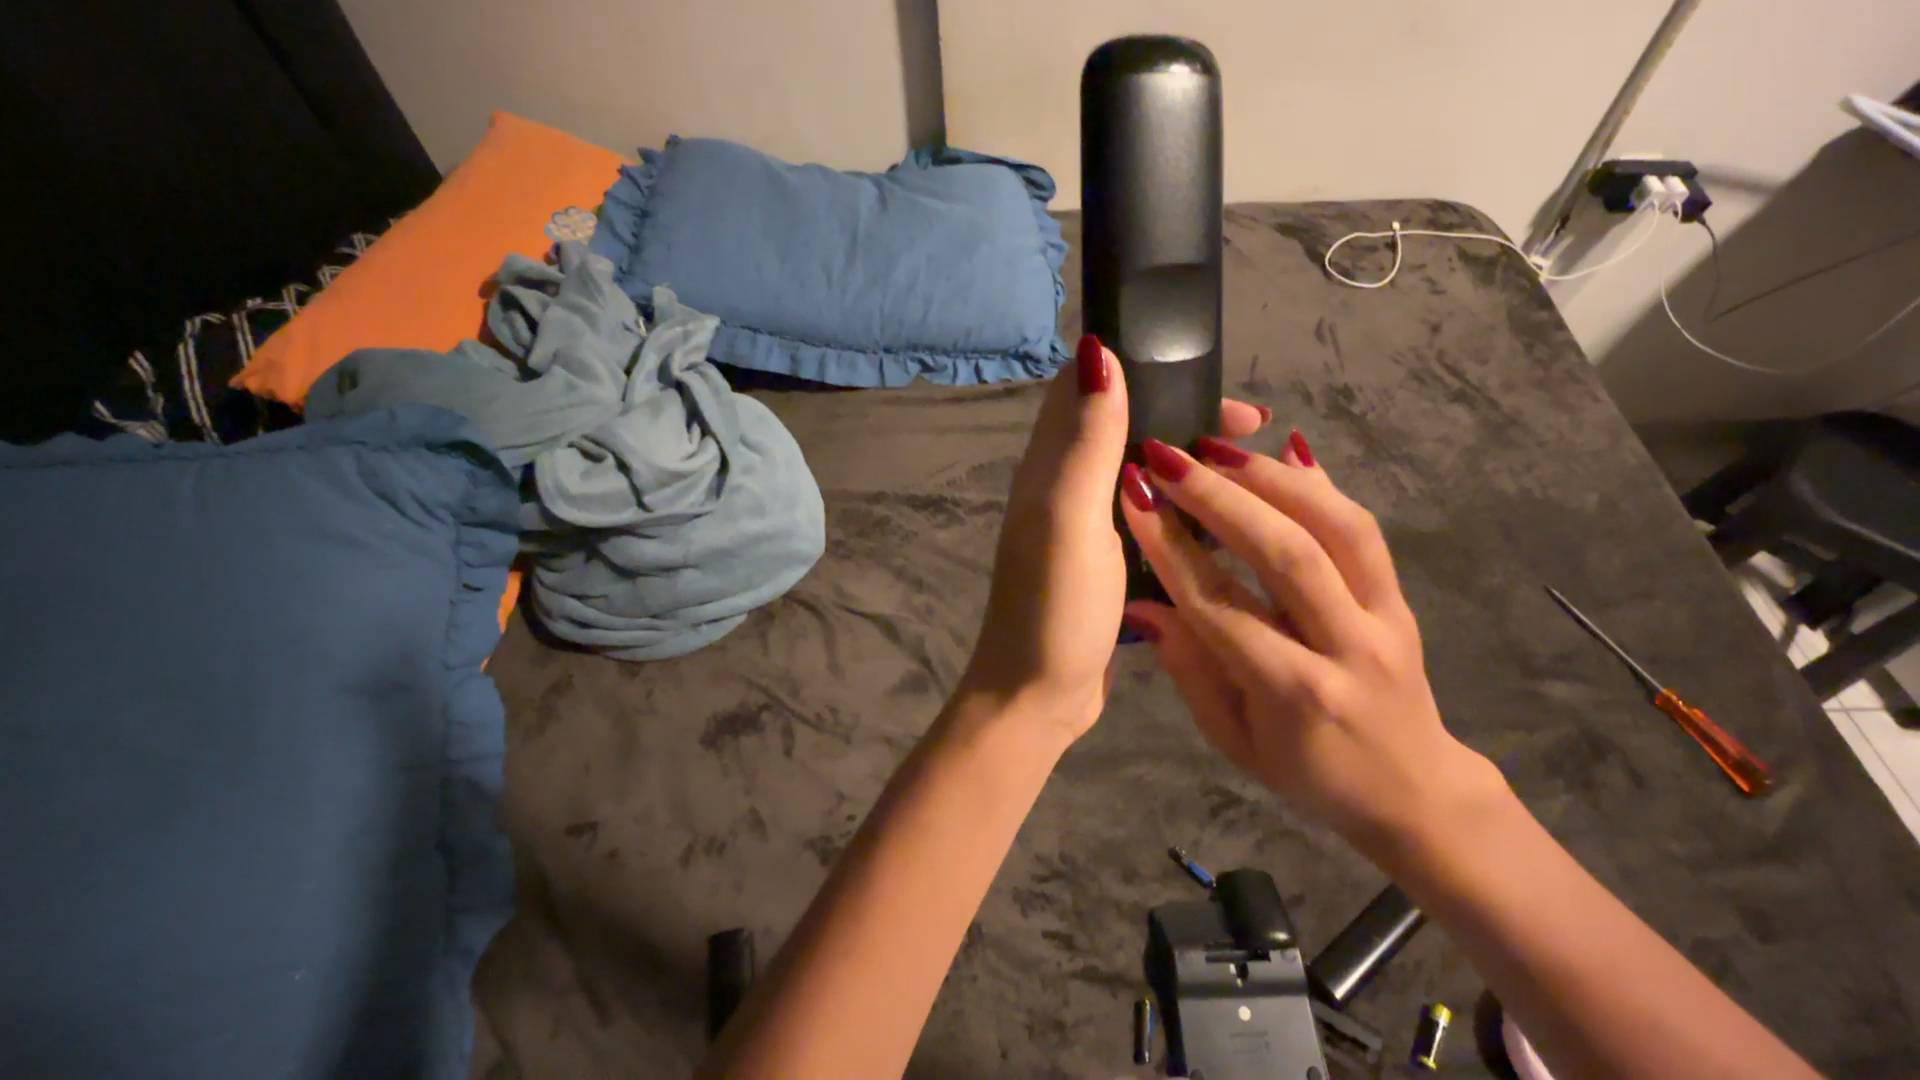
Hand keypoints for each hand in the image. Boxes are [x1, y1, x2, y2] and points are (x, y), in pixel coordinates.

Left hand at [961, 335, 1269, 740]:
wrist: (1040, 694)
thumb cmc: (1055, 604)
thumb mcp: (1070, 515)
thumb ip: (1086, 437)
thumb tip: (1098, 348)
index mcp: (1049, 465)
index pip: (1081, 386)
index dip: (1136, 365)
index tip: (1202, 375)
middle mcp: (1063, 485)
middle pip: (1119, 423)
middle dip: (1178, 411)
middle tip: (1247, 429)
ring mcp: (1084, 525)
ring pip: (1137, 467)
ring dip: (1184, 456)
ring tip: (1246, 467)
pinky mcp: (1106, 559)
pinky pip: (1147, 511)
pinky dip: (1182, 500)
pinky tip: (1222, 515)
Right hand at [1116, 430, 1503, 847]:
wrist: (1412, 790)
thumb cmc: (1307, 775)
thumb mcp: (1234, 740)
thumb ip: (1190, 670)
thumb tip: (1143, 605)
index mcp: (1294, 695)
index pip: (1220, 606)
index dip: (1171, 547)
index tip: (1135, 495)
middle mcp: (1348, 647)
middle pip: (1286, 554)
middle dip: (1220, 497)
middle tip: (1168, 455)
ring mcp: (1387, 617)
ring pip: (1338, 527)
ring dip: (1272, 478)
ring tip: (1217, 448)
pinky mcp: (1403, 598)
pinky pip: (1365, 529)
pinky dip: (1321, 483)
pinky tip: (1282, 451)